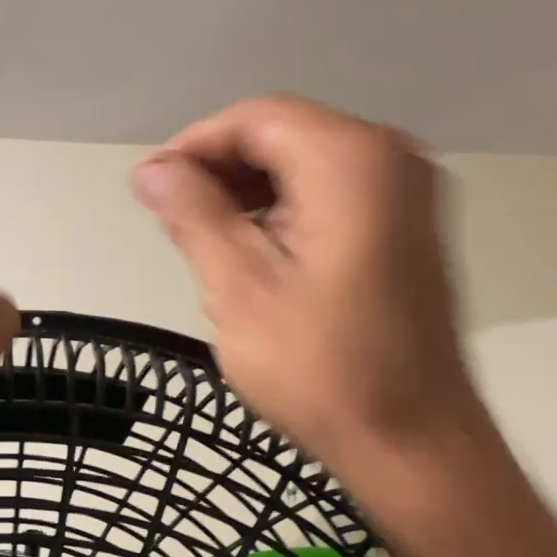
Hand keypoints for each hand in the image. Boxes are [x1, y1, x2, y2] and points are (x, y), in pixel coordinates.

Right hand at [130, 95, 495, 488]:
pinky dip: (284, 216)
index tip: (148, 191)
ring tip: (205, 249)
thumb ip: (194, 216)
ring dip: (248, 197)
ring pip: (307, 169)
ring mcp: (409, 197)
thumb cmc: (319, 367)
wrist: (408, 438)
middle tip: (171, 225)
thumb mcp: (238, 288)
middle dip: (220, 172)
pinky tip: (254, 261)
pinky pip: (333, 200)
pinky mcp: (407, 234)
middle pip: (286, 136)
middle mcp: (392, 160)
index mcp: (352, 161)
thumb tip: (152, 170)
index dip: (193, 147)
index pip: (257, 118)